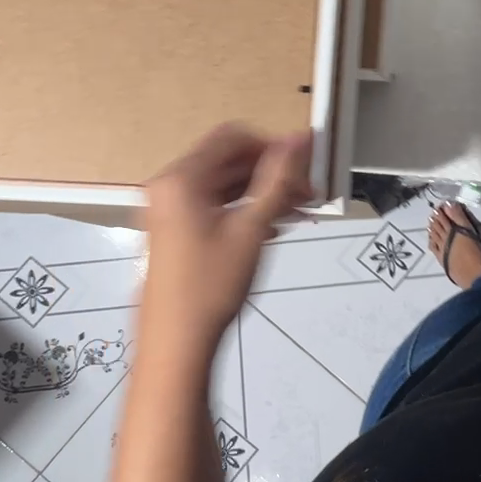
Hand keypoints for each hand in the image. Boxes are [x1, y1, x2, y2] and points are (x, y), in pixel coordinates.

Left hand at [141, 124, 312, 355]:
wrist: (176, 344)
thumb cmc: (212, 284)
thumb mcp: (252, 227)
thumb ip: (278, 178)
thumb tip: (301, 137)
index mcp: (181, 178)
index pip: (233, 137)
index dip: (272, 146)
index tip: (305, 167)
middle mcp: (170, 187)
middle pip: (229, 161)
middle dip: (272, 173)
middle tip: (309, 193)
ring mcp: (170, 210)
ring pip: (225, 185)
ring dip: (263, 193)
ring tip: (300, 211)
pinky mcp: (176, 231)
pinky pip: (216, 206)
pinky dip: (246, 210)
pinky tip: (274, 227)